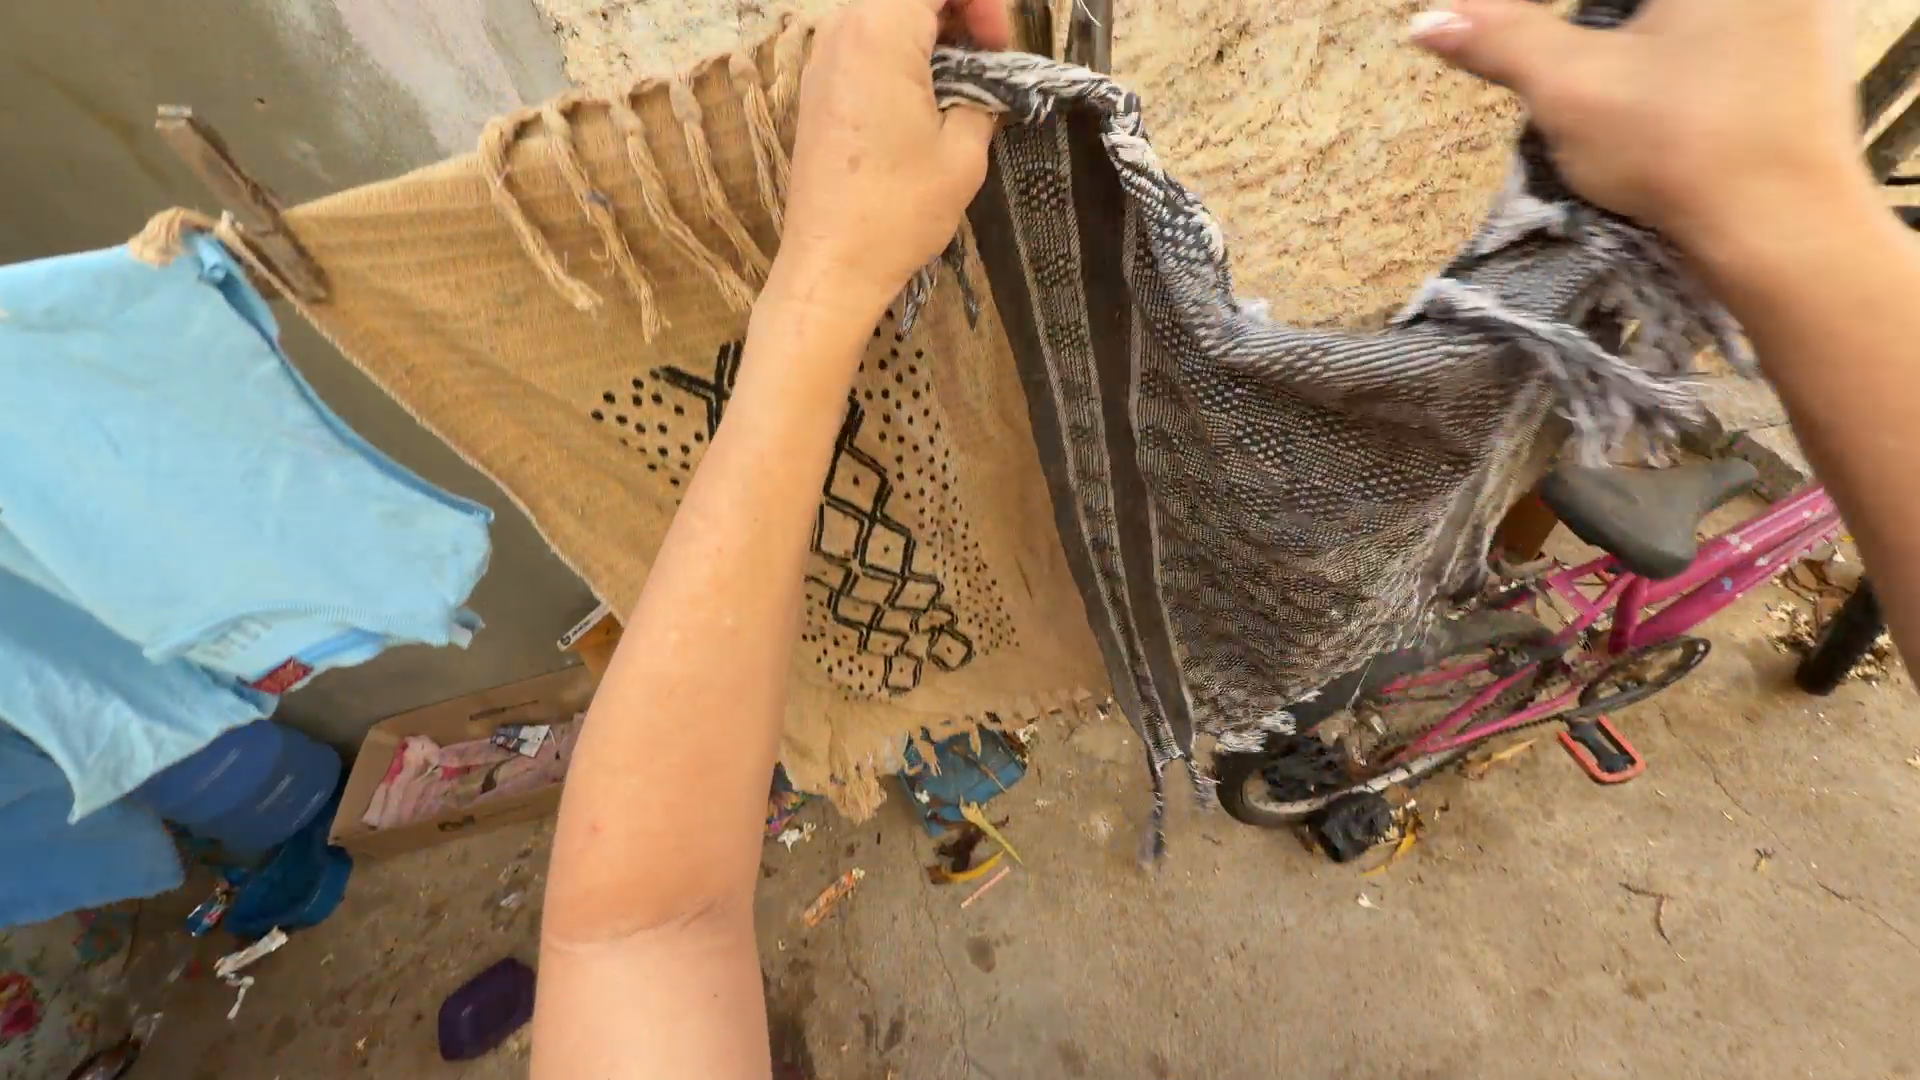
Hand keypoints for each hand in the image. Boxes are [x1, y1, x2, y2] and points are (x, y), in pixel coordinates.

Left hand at [767, 0, 1006, 322]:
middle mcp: (841, 32)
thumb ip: (982, 100)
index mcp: (879, 32)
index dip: (981, 1)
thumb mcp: (963, 156)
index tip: (997, 49)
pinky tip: (920, 106)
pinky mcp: (817, 95)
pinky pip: (862, 49)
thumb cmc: (899, 213)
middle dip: (955, 13)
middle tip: (983, 63)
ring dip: (928, 37)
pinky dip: (898, 59)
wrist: (833, 266)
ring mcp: (821, 63)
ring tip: (955, 88)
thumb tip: (986, 88)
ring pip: (883, 18)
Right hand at [1411, 0, 1878, 276]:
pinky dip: (1662, 55)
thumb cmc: (1673, 141)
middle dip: (1581, 26)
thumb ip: (1500, 41)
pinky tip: (1649, 97)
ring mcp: (1798, 4)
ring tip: (1596, 92)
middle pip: (1627, 4)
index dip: (1528, 11)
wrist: (1772, 217)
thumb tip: (1427, 20)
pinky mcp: (1802, 43)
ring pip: (1667, 18)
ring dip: (1618, 40)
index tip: (1487, 29)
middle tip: (1534, 55)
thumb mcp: (1568, 87)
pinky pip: (1708, 33)